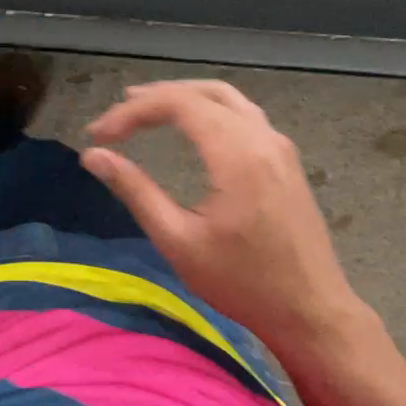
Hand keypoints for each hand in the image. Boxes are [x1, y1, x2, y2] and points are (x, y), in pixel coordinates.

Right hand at [79, 80, 367, 348]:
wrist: (311, 311)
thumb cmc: (241, 281)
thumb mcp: (177, 240)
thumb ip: (135, 190)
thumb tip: (93, 155)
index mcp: (237, 155)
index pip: (178, 104)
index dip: (131, 112)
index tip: (98, 136)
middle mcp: (263, 139)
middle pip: (203, 93)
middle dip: (154, 98)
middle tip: (115, 118)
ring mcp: (280, 148)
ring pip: (227, 99)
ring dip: (183, 98)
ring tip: (144, 109)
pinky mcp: (285, 161)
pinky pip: (243, 115)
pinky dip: (207, 109)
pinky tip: (189, 127)